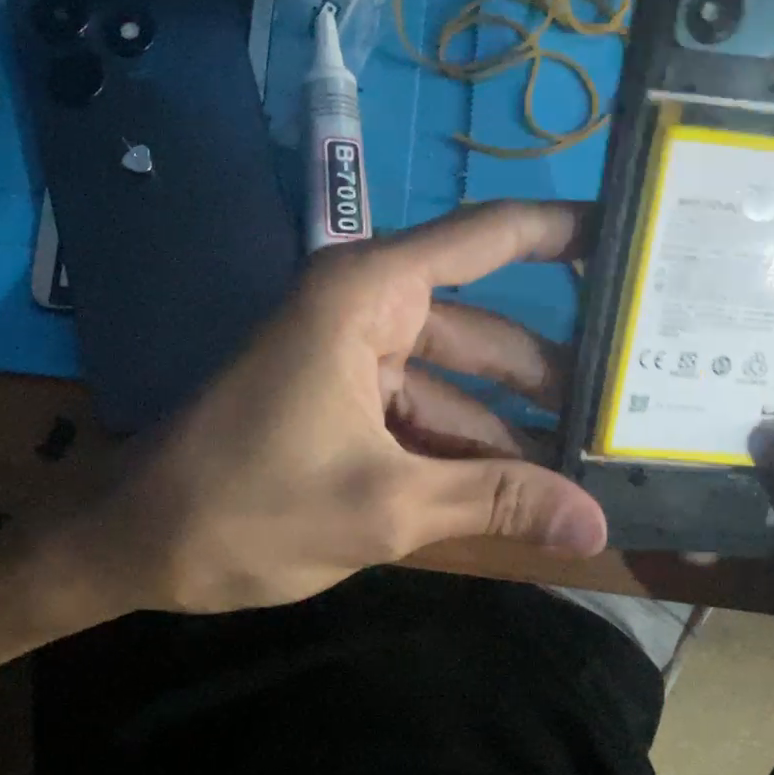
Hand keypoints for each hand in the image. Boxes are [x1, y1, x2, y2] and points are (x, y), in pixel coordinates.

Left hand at [65, 201, 608, 615]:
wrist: (136, 542)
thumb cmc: (249, 507)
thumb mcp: (384, 506)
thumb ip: (493, 502)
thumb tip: (596, 525)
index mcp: (368, 294)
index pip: (487, 237)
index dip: (563, 232)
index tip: (637, 240)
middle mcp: (363, 306)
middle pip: (482, 326)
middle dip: (550, 372)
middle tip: (636, 400)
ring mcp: (347, 354)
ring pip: (452, 379)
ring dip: (508, 425)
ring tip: (590, 464)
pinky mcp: (335, 397)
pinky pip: (416, 409)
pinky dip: (459, 446)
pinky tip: (516, 490)